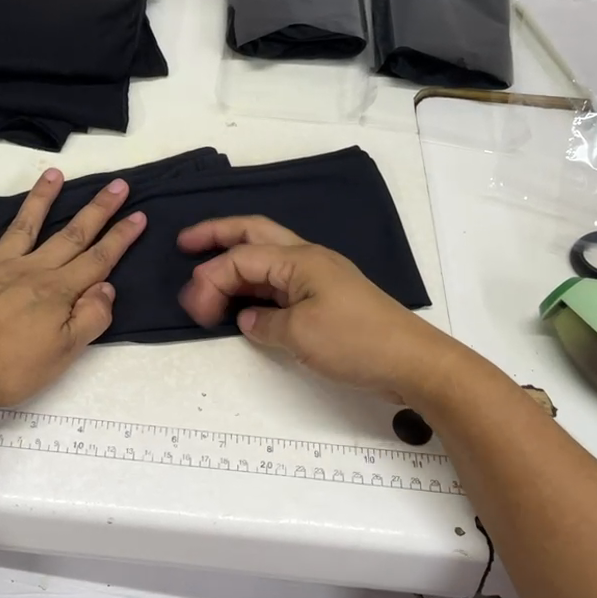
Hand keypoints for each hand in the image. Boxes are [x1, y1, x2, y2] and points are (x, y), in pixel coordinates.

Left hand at [0, 169, 145, 413]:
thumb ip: (90, 318)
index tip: (139, 215)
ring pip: (24, 224)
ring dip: (42, 198)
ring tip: (55, 174)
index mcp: (58, 291)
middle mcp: (31, 270)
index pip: (98, 260)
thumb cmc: (8, 368)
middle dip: (97, 209)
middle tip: (117, 184)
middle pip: (70, 235)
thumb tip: (106, 286)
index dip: (120, 238)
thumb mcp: (63, 354)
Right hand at [176, 216, 462, 402]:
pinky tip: (242, 301)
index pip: (240, 259)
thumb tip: (247, 318)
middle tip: (184, 243)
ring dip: (235, 262)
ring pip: (266, 257)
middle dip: (216, 235)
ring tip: (206, 273)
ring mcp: (318, 278)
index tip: (193, 311)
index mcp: (299, 259)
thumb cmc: (356, 341)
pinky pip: (279, 282)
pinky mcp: (325, 300)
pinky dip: (255, 286)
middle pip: (253, 235)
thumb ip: (264, 323)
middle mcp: (307, 259)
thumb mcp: (300, 335)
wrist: (412, 362)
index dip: (209, 280)